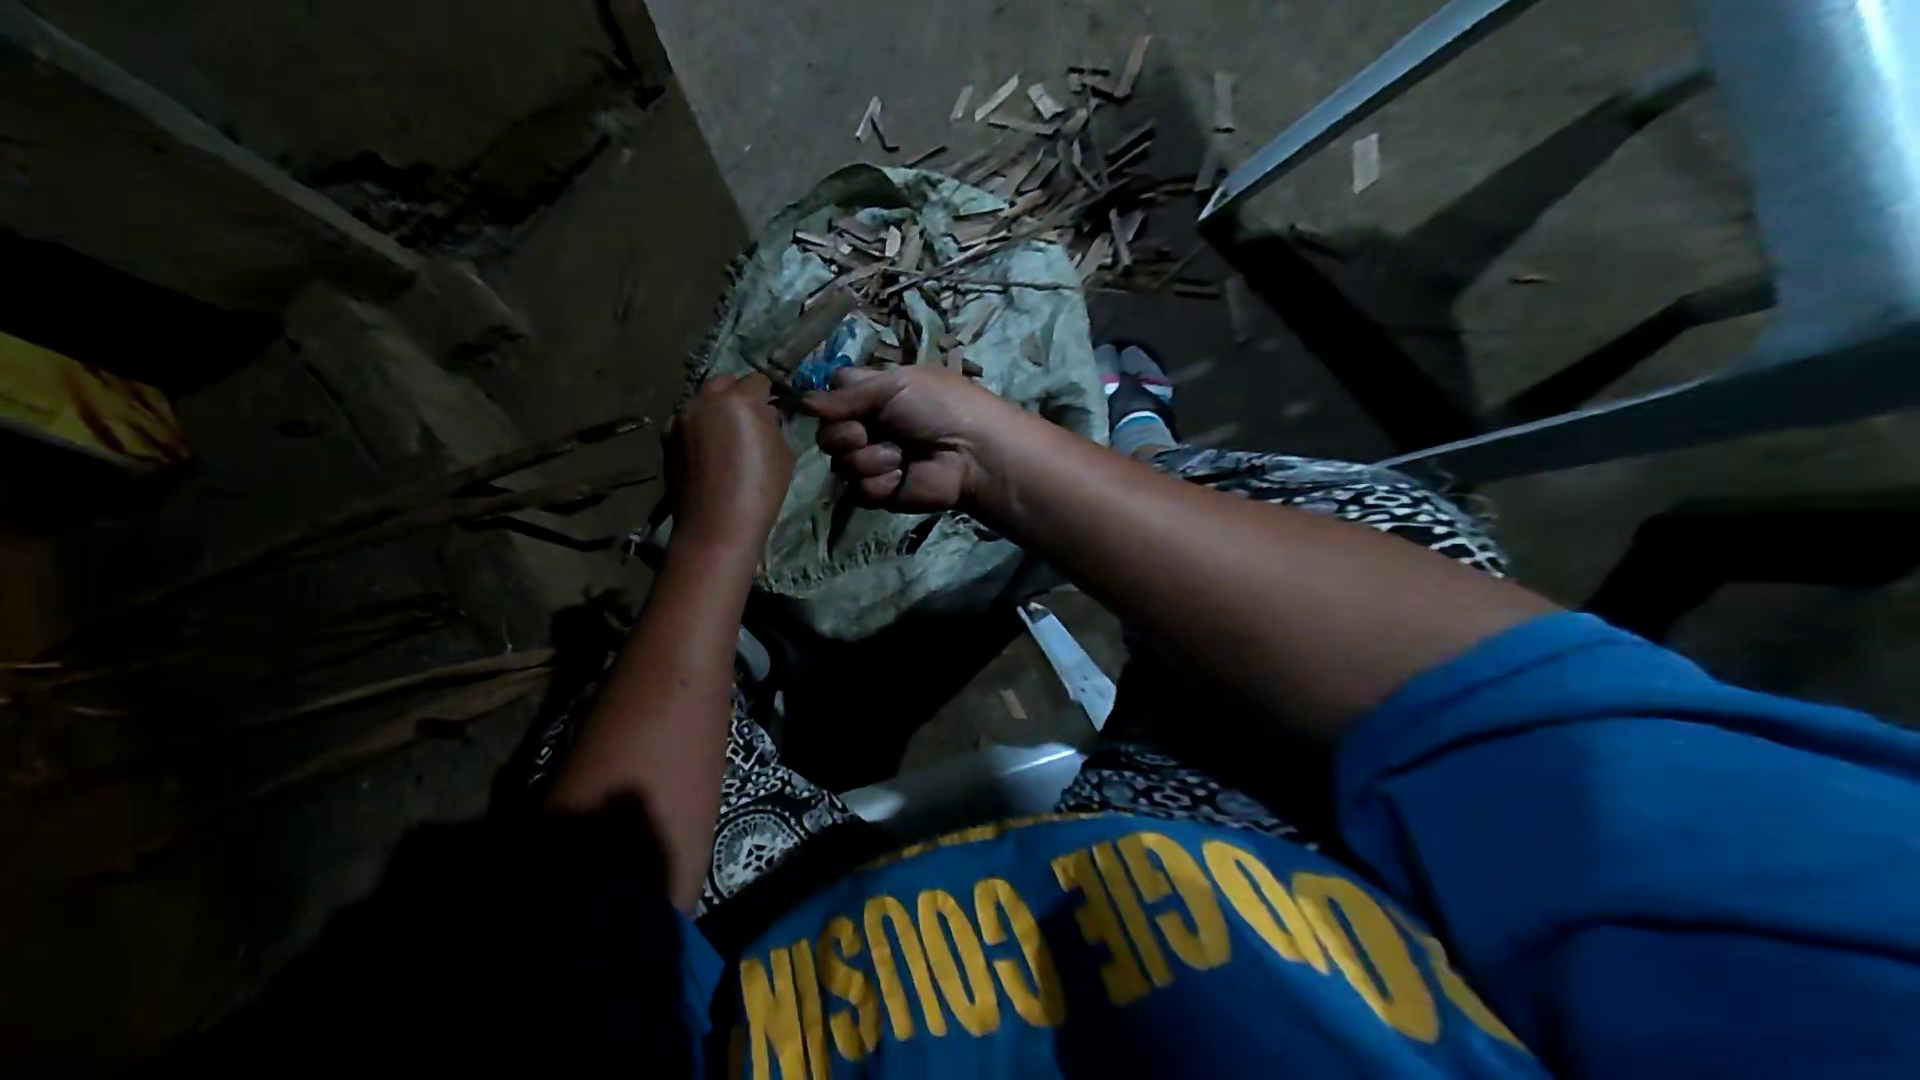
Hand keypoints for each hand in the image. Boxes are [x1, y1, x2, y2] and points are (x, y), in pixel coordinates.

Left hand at [669, 373, 794, 550]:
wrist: (717, 526)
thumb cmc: (761, 491)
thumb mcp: (784, 453)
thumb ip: (773, 425)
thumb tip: (765, 416)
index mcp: (740, 400)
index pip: (758, 380)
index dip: (769, 394)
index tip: (774, 410)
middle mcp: (706, 401)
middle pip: (725, 382)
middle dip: (739, 394)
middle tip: (751, 419)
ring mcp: (681, 418)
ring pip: (703, 401)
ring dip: (716, 410)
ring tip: (727, 436)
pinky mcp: (666, 438)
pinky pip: (686, 422)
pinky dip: (698, 428)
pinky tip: (707, 452)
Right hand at [803, 366, 1028, 513]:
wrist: (970, 452)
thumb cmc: (938, 408)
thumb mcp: (895, 386)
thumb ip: (847, 394)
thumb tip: (802, 403)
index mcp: (873, 397)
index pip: (830, 397)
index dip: (832, 402)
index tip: (844, 403)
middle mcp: (868, 429)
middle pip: (827, 434)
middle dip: (847, 433)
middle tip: (873, 431)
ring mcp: (873, 463)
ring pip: (841, 464)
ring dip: (871, 458)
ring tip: (902, 456)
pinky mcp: (881, 493)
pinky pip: (858, 490)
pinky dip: (881, 482)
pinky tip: (904, 476)